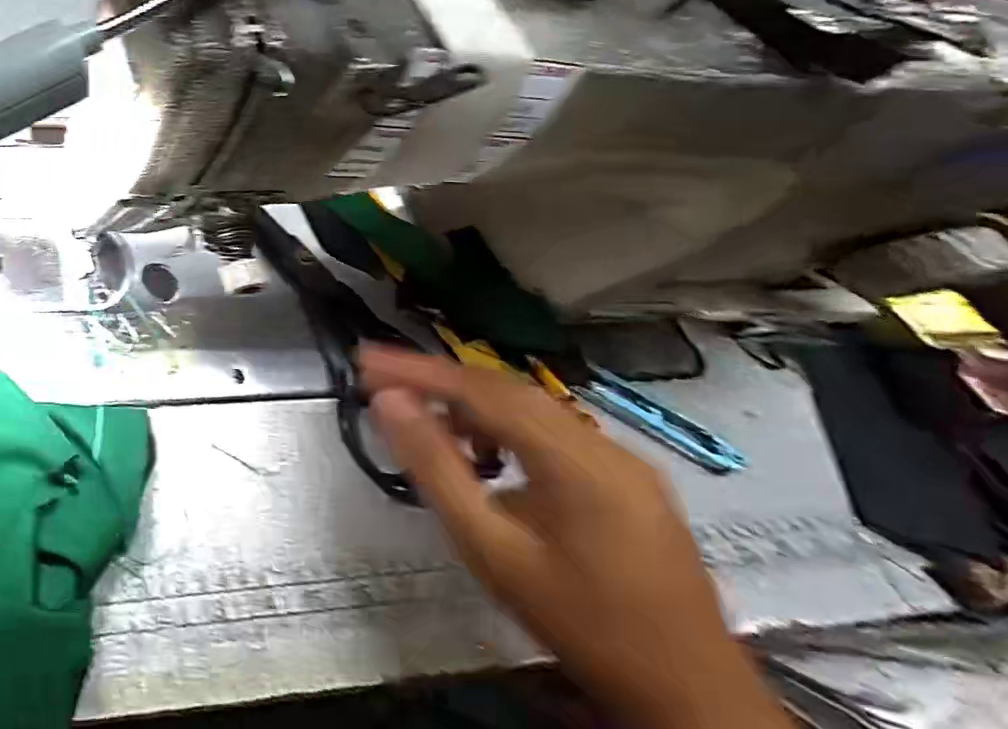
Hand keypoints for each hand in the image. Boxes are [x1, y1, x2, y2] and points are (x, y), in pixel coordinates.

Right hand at [359, 346, 787, 728]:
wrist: (688, 696)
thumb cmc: (577, 620)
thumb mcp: (489, 547)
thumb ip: (435, 467)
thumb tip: (388, 403)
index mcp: (575, 460)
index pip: (482, 391)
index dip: (418, 369)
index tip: (365, 359)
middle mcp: (605, 446)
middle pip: (508, 390)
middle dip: (439, 378)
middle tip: (380, 377)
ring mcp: (625, 462)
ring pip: (532, 408)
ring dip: (471, 401)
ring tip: (422, 414)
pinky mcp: (630, 482)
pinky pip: (555, 432)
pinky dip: (505, 425)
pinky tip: (482, 450)